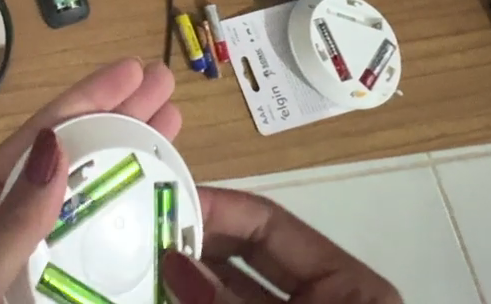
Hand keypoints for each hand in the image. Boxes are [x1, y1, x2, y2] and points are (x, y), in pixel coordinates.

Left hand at [0, 58, 182, 303]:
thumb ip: (13, 218)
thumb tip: (53, 145)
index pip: (43, 134)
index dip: (88, 97)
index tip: (131, 72)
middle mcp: (8, 217)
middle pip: (71, 151)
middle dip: (117, 115)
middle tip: (162, 87)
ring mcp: (31, 251)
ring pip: (86, 189)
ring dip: (125, 153)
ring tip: (166, 126)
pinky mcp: (49, 286)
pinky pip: (90, 237)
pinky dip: (121, 212)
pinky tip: (147, 203)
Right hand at [160, 188, 400, 303]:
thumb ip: (231, 303)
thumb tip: (172, 258)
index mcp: (349, 288)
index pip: (269, 224)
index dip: (216, 207)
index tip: (163, 198)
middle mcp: (321, 303)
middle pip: (244, 259)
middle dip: (195, 247)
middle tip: (142, 233)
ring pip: (230, 296)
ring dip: (189, 285)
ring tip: (141, 268)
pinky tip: (157, 296)